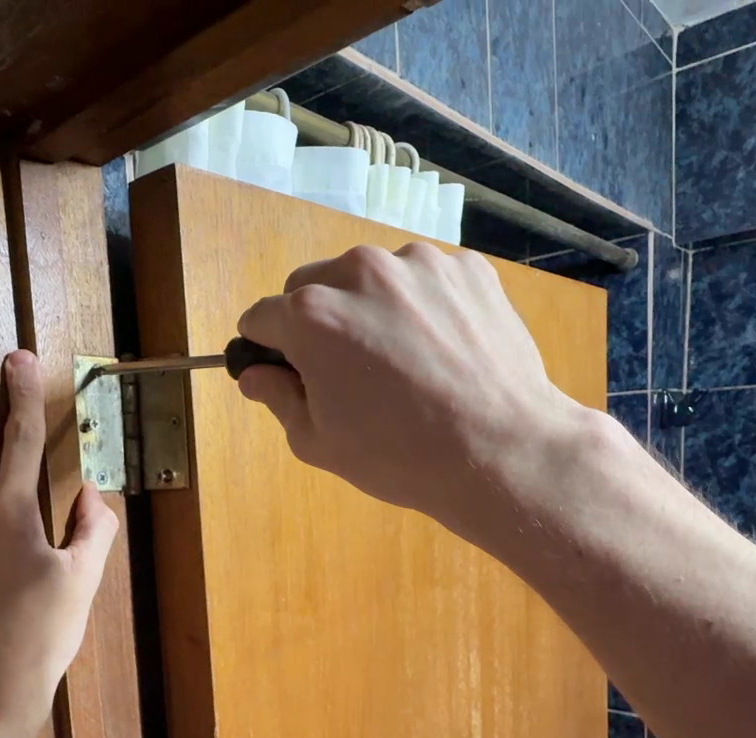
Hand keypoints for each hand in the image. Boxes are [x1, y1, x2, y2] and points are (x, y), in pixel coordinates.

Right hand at [234, 243, 601, 533]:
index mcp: (312, 315)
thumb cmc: (397, 456)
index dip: (265, 348)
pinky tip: (439, 348)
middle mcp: (359, 271)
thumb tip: (253, 374)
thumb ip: (276, 397)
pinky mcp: (467, 267)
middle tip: (344, 370)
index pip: (260, 317)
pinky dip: (418, 304)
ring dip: (367, 307)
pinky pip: (422, 279)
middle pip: (310, 286)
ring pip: (368, 277)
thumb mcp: (317, 442)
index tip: (284, 371)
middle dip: (314, 321)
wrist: (501, 449)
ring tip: (401, 359)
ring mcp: (418, 263)